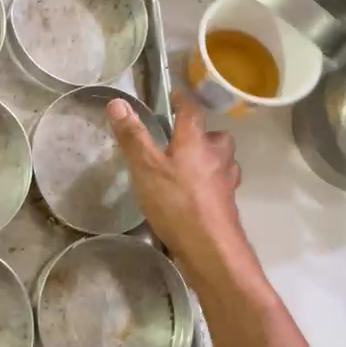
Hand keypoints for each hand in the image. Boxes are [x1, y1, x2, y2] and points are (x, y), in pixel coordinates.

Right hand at [108, 94, 252, 282]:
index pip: (192, 110)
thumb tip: (117, 102)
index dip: (182, 100)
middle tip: (182, 139)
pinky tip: (193, 196)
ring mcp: (226, 182)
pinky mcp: (227, 205)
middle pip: (216, 136)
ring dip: (209, 159)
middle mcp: (217, 156)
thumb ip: (132, 136)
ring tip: (187, 168)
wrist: (212, 250)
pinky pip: (220, 185)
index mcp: (196, 140)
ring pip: (222, 161)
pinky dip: (210, 184)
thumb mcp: (146, 167)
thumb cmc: (177, 202)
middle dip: (202, 134)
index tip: (173, 96)